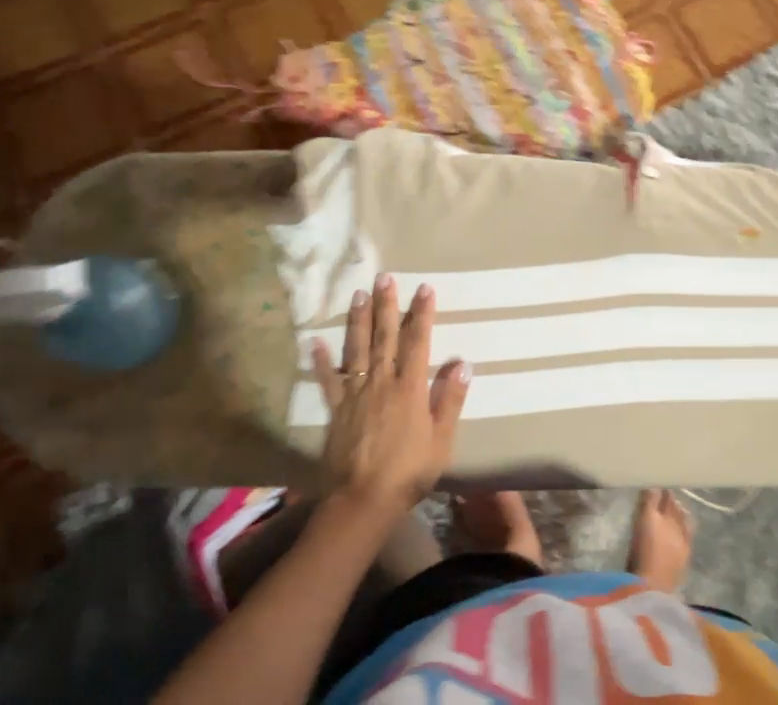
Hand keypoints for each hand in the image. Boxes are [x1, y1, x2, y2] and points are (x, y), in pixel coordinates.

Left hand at [312, 274, 469, 516]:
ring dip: (358, 321)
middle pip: (385, 337)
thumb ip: (450, 400)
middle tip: (385, 278)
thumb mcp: (442, 439)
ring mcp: (356, 395)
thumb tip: (462, 363)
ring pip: (357, 350)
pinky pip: (328, 381)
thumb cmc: (409, 472)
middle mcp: (382, 383)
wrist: (363, 500)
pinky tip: (315, 341)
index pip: (418, 342)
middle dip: (386, 306)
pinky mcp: (336, 411)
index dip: (422, 314)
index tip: (425, 289)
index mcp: (410, 389)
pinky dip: (321, 361)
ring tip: (358, 294)